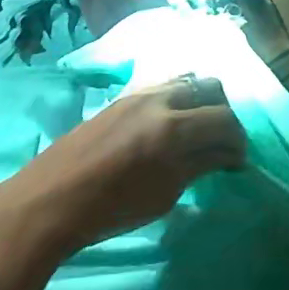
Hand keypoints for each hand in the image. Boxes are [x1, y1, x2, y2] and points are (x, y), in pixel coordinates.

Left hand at [0, 76, 247, 254]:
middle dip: (223, 113)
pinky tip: (168, 129)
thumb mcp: (165, 193)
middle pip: (210, 86)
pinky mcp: (120, 99)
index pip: (225, 120)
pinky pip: (161, 88)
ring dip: (200, 102)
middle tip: (220, 143)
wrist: (49, 200)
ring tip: (195, 133)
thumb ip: (200, 165)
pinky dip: (177, 102)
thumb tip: (227, 154)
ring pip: (185, 81)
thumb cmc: (111, 207)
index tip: (237, 162)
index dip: (239, 141)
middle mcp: (159, 100)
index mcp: (174, 126)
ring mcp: (137, 95)